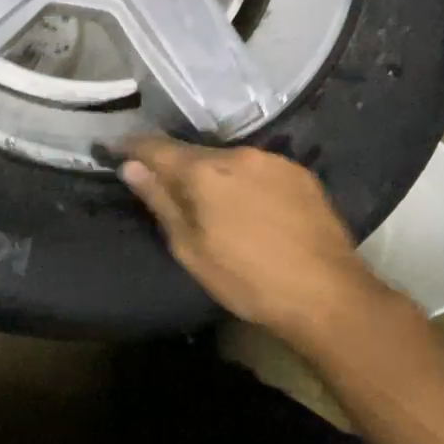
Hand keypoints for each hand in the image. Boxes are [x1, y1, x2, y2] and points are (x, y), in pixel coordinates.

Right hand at [122, 137, 385, 341]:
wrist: (329, 296)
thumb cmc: (248, 280)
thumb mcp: (190, 249)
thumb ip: (160, 202)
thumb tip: (131, 167)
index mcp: (204, 172)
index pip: (156, 147)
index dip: (132, 147)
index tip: (114, 149)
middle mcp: (238, 154)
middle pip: (193, 153)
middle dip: (175, 165)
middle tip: (163, 186)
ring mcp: (273, 161)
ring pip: (227, 160)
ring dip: (212, 174)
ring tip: (210, 202)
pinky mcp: (300, 174)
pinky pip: (257, 169)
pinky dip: (243, 181)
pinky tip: (249, 207)